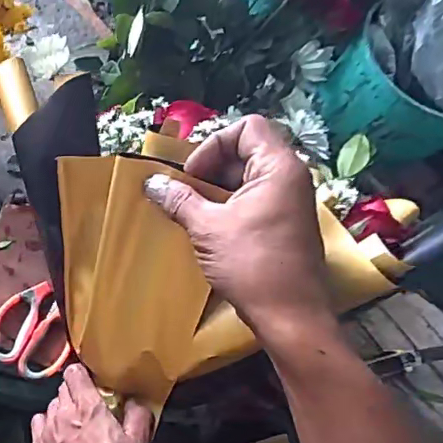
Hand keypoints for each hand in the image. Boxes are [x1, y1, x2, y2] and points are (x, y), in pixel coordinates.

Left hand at [29, 363, 153, 442]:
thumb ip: (139, 417)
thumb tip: (137, 403)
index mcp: (86, 407)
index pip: (75, 372)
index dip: (85, 374)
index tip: (96, 382)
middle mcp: (61, 414)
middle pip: (64, 389)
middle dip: (78, 394)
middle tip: (95, 410)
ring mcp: (45, 432)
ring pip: (52, 408)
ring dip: (65, 413)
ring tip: (81, 430)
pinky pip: (41, 428)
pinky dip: (51, 430)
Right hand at [143, 116, 337, 340]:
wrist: (289, 315)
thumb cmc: (253, 265)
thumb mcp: (207, 228)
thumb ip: (178, 200)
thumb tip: (152, 183)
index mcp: (278, 168)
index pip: (246, 127)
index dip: (212, 144)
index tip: (193, 175)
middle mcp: (290, 179)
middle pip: (245, 151)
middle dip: (209, 168)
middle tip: (185, 193)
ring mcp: (290, 203)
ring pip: (246, 178)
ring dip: (215, 190)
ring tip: (191, 213)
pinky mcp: (284, 225)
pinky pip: (253, 201)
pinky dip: (228, 207)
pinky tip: (208, 230)